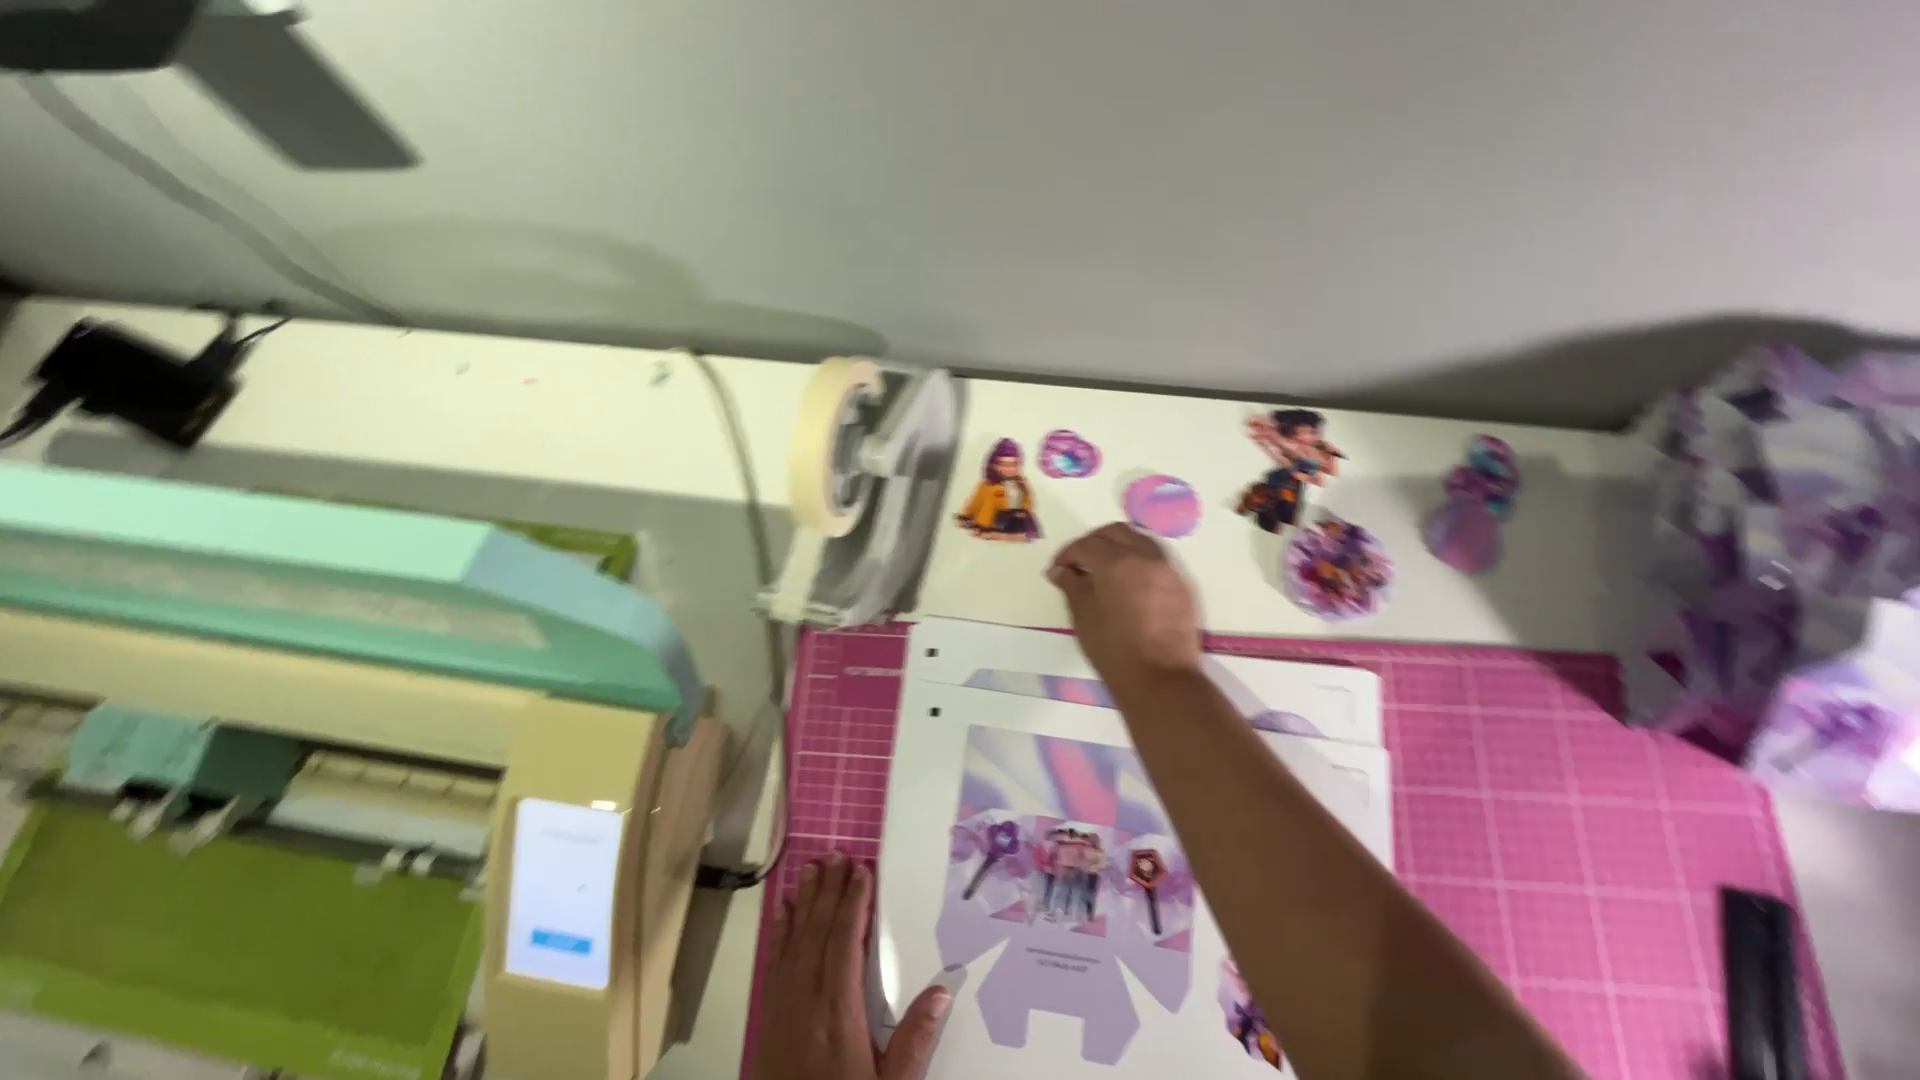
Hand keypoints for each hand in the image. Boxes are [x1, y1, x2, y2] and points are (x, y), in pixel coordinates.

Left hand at [751, 853, 951, 1079]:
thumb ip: (914, 1040)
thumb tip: (943, 990)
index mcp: (838, 1013)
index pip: (846, 944)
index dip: (854, 905)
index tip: (861, 872)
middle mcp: (806, 1000)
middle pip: (817, 933)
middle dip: (827, 891)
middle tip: (835, 854)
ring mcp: (782, 1007)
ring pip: (793, 941)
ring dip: (802, 903)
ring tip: (809, 869)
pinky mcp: (768, 1017)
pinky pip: (774, 963)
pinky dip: (779, 932)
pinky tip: (783, 912)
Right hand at [1045, 523, 1202, 684]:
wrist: (1160, 677)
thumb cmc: (1113, 648)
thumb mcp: (1083, 616)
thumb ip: (1071, 586)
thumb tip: (1059, 571)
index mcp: (1117, 562)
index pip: (1086, 545)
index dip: (1067, 555)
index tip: (1057, 571)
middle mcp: (1145, 557)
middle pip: (1116, 532)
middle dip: (1093, 542)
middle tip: (1079, 562)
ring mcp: (1167, 569)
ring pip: (1140, 540)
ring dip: (1119, 546)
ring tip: (1104, 569)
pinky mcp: (1180, 585)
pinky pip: (1156, 559)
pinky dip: (1138, 560)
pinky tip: (1128, 583)